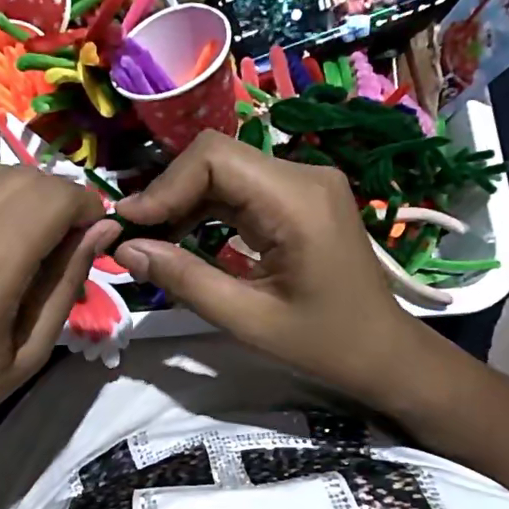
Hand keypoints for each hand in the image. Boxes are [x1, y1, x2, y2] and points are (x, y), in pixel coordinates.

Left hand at [0, 163, 117, 506]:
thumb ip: (67, 283)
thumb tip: (103, 229)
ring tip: (36, 225)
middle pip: (21, 179)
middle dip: (61, 194)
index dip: (85, 202)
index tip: (98, 226)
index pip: (49, 201)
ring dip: (25, 189)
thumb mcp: (29, 353)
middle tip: (74, 230)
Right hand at [111, 131, 423, 399]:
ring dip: (184, 202)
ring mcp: (305, 183)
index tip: (130, 225)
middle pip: (217, 157)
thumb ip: (186, 280)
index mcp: (299, 201)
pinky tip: (183, 238)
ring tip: (151, 242)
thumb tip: (125, 250)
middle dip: (169, 193)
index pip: (215, 157)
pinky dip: (208, 210)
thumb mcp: (250, 320)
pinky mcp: (300, 197)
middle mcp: (304, 176)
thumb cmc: (326, 343)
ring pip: (226, 170)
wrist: (382, 350)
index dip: (165, 185)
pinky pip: (242, 189)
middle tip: (132, 237)